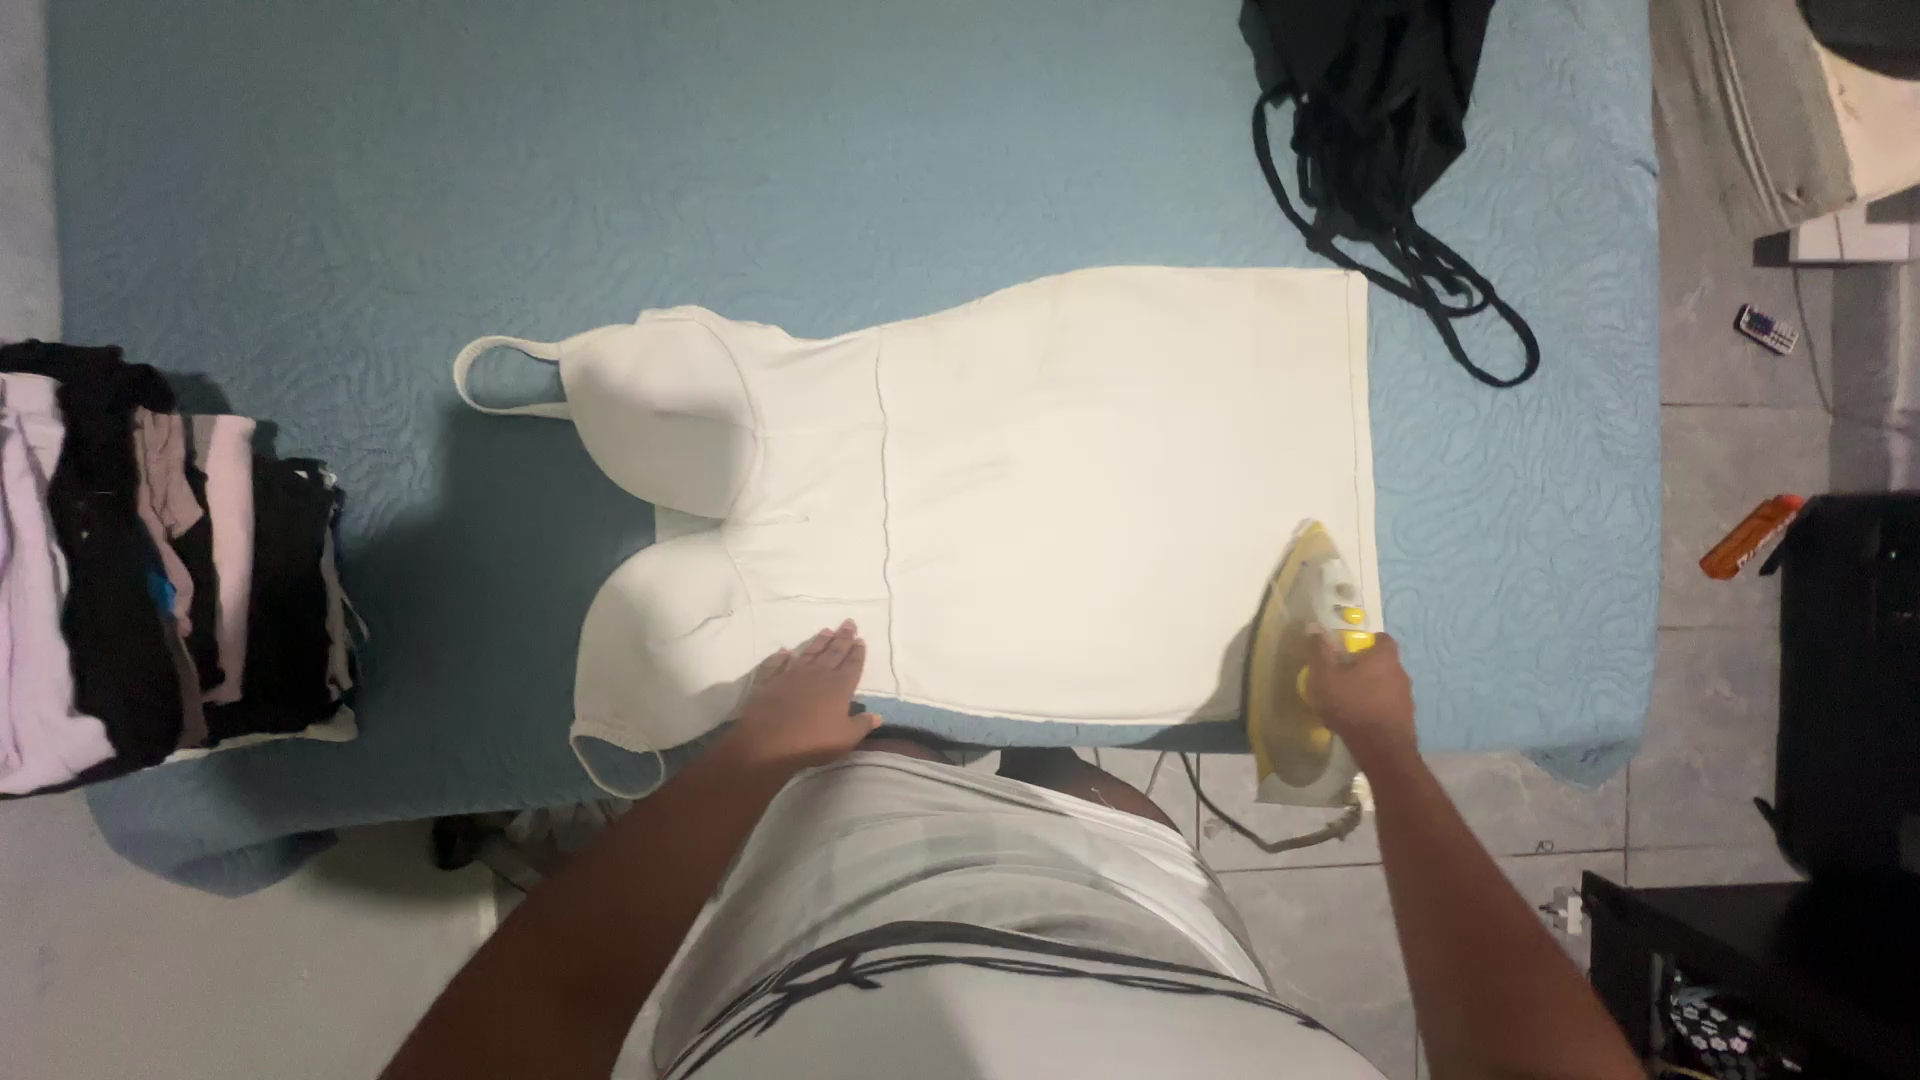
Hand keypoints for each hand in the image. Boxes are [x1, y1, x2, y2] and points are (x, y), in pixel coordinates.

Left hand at [724, 620, 879, 768]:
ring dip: (818, 642)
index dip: (857, 653)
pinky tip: (784, 651)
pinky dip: (780, 657)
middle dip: (843, 638)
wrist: (767, 742)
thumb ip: (862, 725)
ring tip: (826, 630)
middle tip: (849, 623)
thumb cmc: (812, 742)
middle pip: (833, 652)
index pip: (852, 665)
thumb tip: (877, 715)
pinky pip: (775, 664)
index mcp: (838, 687)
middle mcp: (817, 675)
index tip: (860, 639)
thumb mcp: (845, 739)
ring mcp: (791, 675)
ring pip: (808, 654)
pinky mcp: (769, 681)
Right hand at [1306, 630, 1416, 769]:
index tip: (1349, 649)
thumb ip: (1319, 650)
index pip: (1382, 639)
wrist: (1381, 749)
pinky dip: (1374, 706)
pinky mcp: (1406, 719)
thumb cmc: (1350, 704)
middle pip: (1383, 662)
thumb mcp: (1324, 675)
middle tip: (1342, 674)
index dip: (1366, 640)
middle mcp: (1401, 673)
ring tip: (1348, 699)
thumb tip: (1314, 626)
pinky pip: (1387, 704)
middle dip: (1365, 666)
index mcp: (1383, 658)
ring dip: (1370, 687)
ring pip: (1386, 684)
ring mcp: (1406, 697)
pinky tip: (1358, 717)